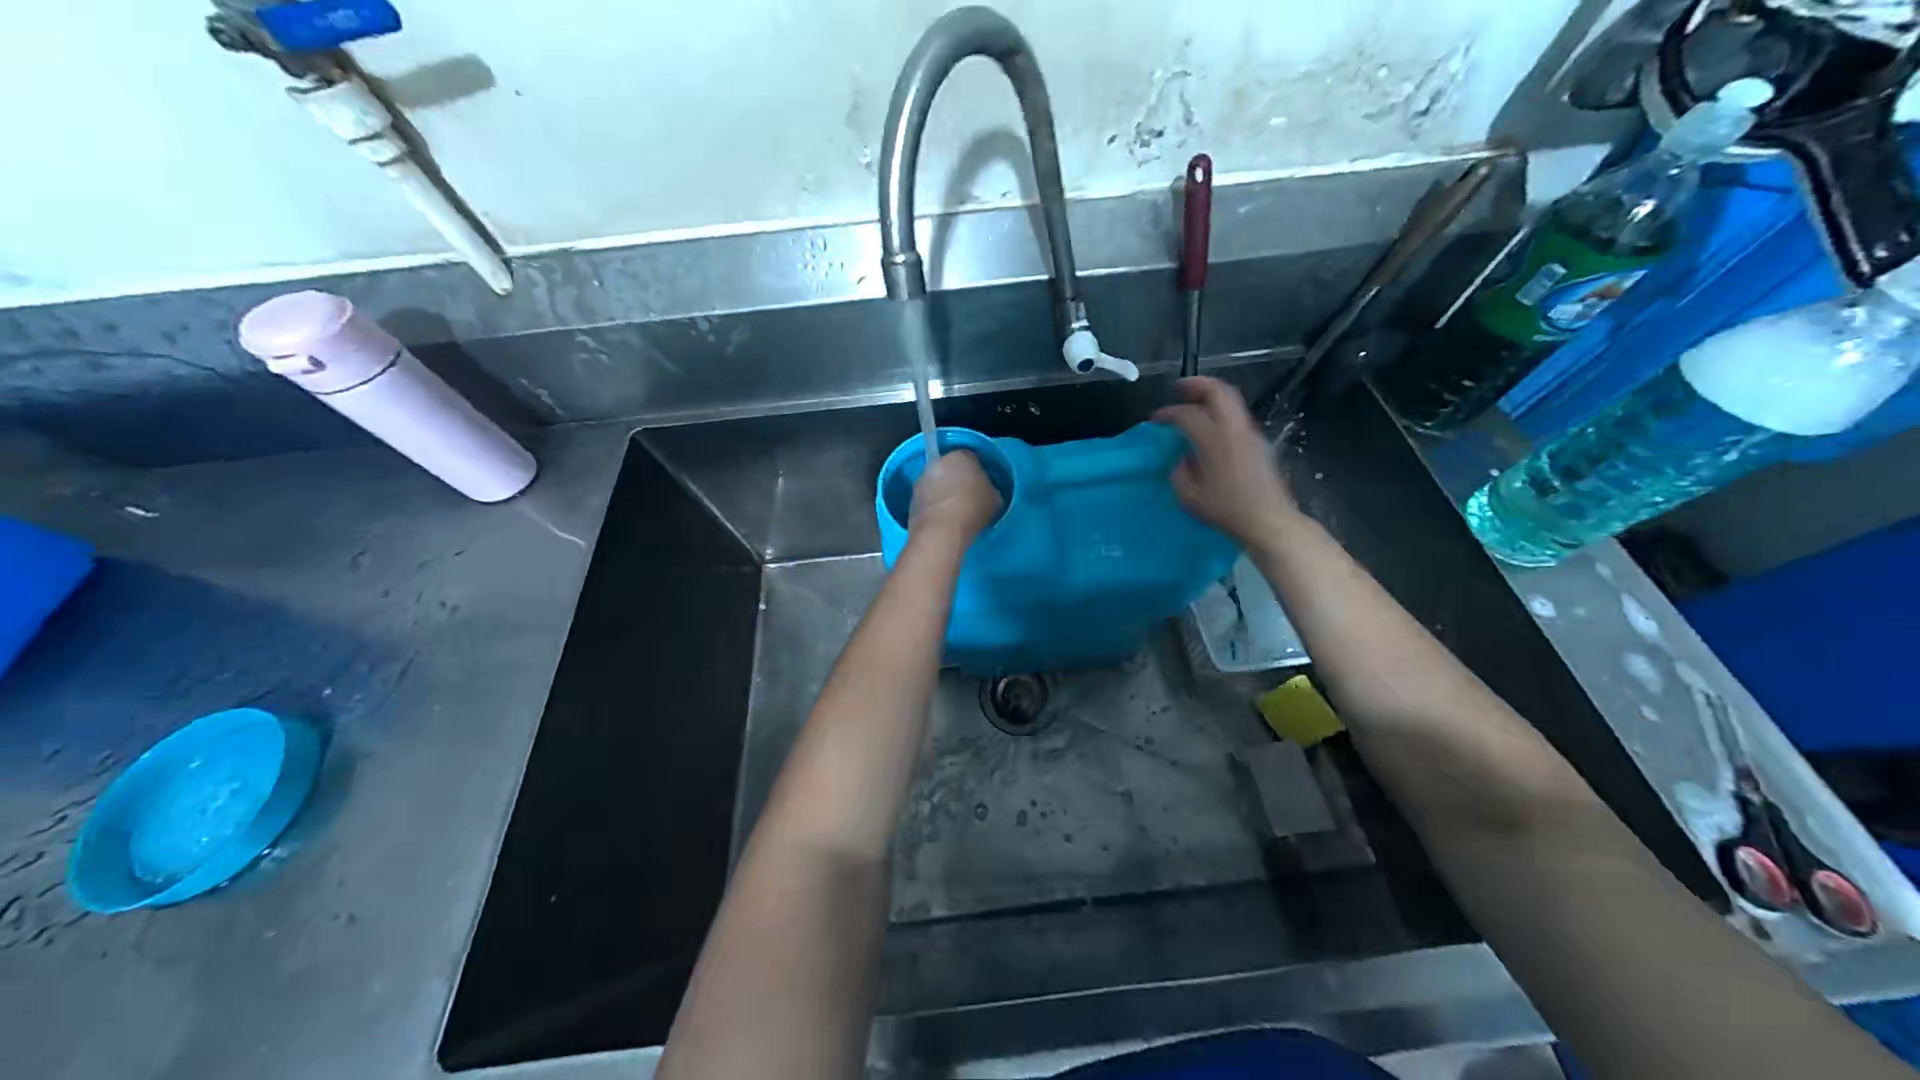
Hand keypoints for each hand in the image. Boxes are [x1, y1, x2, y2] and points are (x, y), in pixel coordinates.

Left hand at [910, 449, 1002, 541]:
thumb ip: (990, 489)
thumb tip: (985, 491)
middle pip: (950, 468)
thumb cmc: (973, 509)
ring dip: (943, 491)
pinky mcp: (911, 497)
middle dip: (957, 478)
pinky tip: (941, 518)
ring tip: (953, 511)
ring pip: (936, 482)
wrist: (941, 531)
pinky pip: (927, 497)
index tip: (981, 486)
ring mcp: (922, 479)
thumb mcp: (996, 499)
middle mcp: (938, 462)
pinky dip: (933, 504)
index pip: (971, 458)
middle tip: (967, 497)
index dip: (977, 472)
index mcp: (962, 456)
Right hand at [1153, 377, 1299, 546]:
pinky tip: (1211, 426)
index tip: (1156, 420)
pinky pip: (1237, 416)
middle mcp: (1234, 429)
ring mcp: (1250, 433)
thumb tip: (1182, 460)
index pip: (1187, 415)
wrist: (1268, 520)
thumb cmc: (1227, 510)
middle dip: (1197, 385)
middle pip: (1218, 392)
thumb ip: (1179, 473)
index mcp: (1214, 440)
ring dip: (1211, 397)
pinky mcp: (1259, 443)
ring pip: (1231, 401)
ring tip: (1194, 403)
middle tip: (1180, 388)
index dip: (1168, 413)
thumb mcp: (1190, 497)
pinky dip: (1221, 411)